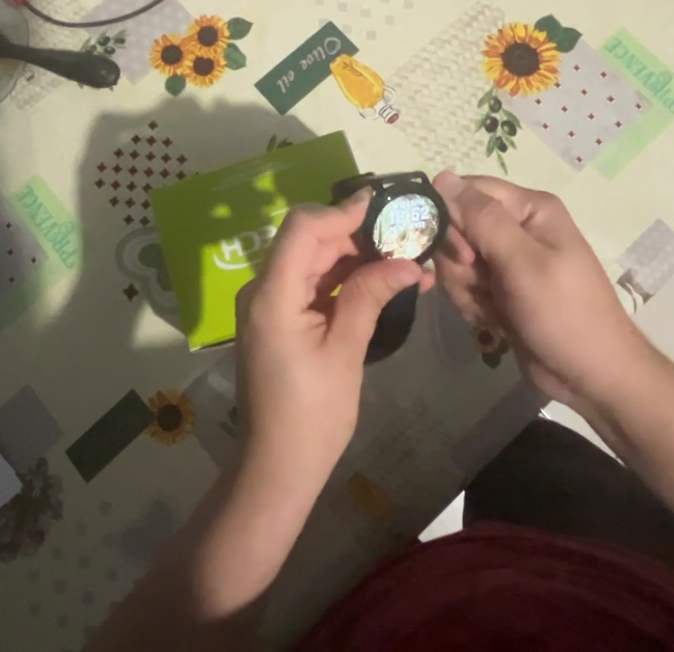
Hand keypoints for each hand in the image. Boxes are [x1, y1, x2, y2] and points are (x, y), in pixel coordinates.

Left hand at [234, 194, 431, 493]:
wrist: (278, 465)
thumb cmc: (312, 415)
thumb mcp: (345, 352)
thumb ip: (370, 296)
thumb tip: (409, 262)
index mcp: (272, 294)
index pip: (302, 229)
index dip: (341, 211)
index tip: (384, 207)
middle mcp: (264, 290)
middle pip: (307, 240)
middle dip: (354, 232)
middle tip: (404, 235)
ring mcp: (270, 304)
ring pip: (312, 259)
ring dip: (353, 254)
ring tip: (402, 255)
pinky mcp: (280, 318)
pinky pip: (312, 283)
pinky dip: (343, 277)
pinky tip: (381, 279)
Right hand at [432, 171, 647, 403]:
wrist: (591, 375)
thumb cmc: (563, 314)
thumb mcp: (521, 262)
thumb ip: (481, 218)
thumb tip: (441, 175)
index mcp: (530, 208)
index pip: (467, 191)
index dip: (452, 218)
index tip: (462, 253)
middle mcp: (517, 227)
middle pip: (457, 227)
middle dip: (459, 261)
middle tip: (479, 283)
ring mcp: (508, 259)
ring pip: (456, 260)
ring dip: (465, 287)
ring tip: (490, 308)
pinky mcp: (501, 288)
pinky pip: (466, 284)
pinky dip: (472, 303)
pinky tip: (493, 320)